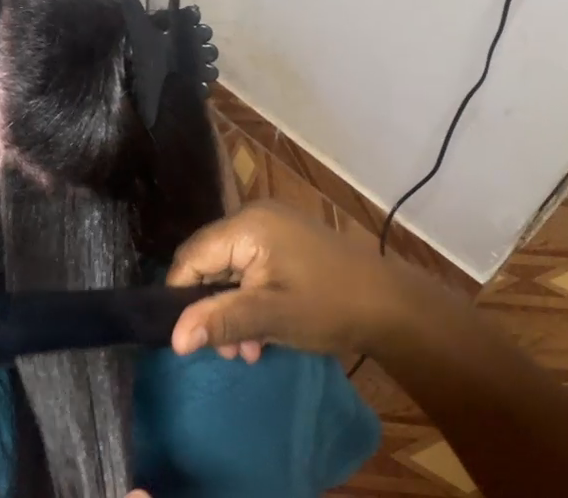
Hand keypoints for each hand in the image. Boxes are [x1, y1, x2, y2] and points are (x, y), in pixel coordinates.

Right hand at [166, 202, 397, 359]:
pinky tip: (262, 331)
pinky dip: (250, 297)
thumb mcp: (272, 317)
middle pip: (210, 261)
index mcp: (247, 225)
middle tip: (230, 350)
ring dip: (232, 309)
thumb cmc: (330, 307)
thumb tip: (174, 338)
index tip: (188, 335)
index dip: (182, 295)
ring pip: (230, 268)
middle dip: (213, 307)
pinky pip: (250, 266)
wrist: (392, 306)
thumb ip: (221, 321)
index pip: (192, 255)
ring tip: (248, 349)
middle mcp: (254, 216)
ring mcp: (272, 226)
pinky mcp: (285, 240)